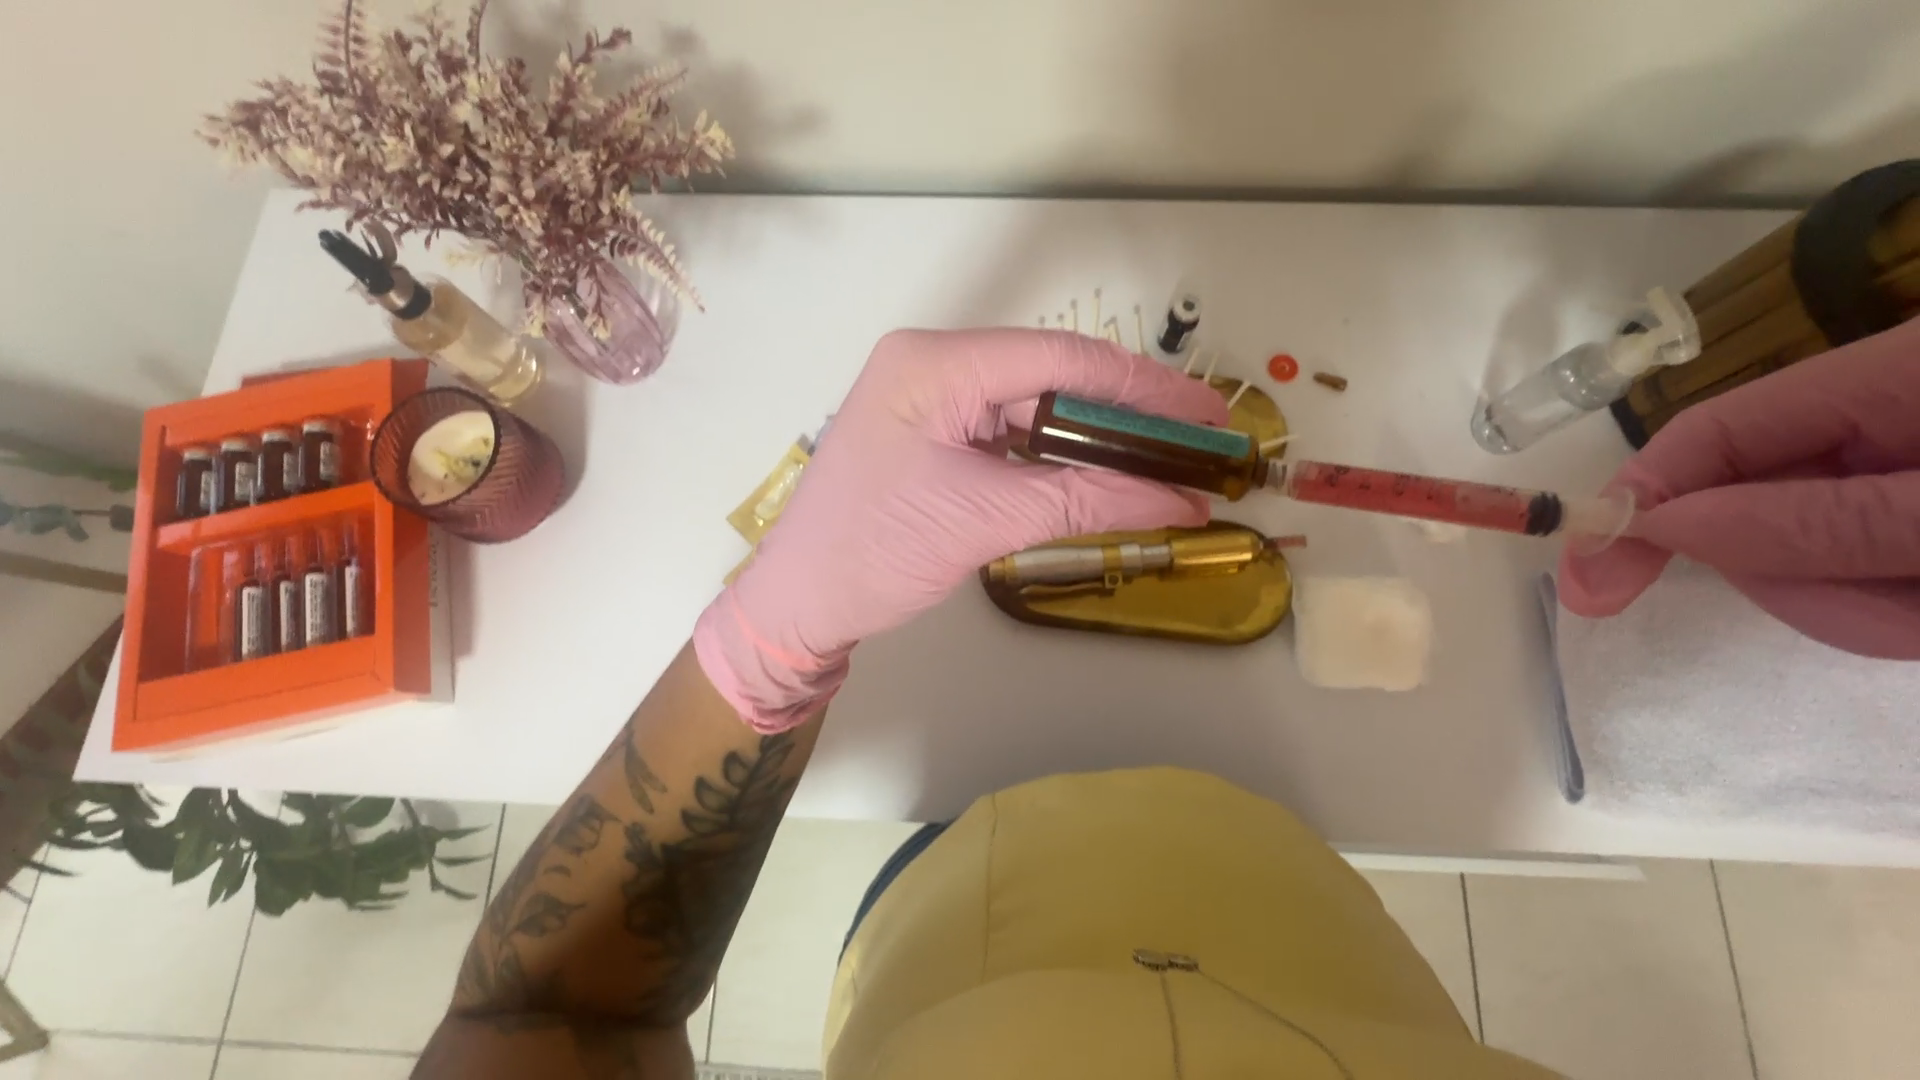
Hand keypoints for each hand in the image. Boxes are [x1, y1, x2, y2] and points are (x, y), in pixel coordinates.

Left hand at [693, 328, 1230, 730]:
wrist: (801, 601)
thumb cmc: (877, 553)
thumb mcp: (986, 519)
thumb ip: (1087, 499)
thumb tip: (1183, 499)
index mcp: (935, 364)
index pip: (1060, 358)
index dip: (1142, 386)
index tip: (1206, 412)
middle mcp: (933, 364)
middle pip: (1052, 377)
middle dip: (1128, 413)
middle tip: (1199, 438)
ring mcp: (931, 397)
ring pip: (1036, 405)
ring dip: (1098, 436)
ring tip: (1168, 458)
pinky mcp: (934, 432)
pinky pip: (1011, 432)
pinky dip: (1060, 455)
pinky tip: (1107, 471)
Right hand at [1559, 316, 1919, 657]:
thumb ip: (1816, 521)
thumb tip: (1657, 528)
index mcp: (1889, 379)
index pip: (1711, 433)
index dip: (1637, 497)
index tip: (1585, 580)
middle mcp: (1878, 423)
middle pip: (1750, 503)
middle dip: (1786, 573)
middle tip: (1888, 610)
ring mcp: (1897, 478)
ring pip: (1802, 556)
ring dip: (1852, 604)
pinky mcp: (1910, 524)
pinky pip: (1855, 578)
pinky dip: (1889, 610)